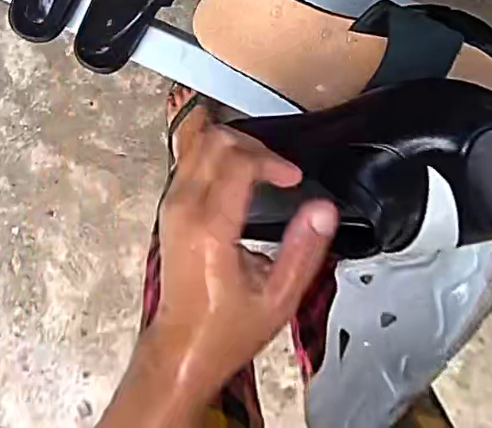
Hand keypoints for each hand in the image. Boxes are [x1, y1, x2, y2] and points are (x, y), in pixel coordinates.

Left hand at [103, 106, 337, 424]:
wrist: (180, 350)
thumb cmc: (225, 330)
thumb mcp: (279, 300)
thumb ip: (304, 250)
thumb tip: (323, 210)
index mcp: (210, 228)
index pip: (239, 161)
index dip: (272, 160)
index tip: (292, 177)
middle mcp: (185, 208)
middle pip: (217, 141)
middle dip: (255, 146)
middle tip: (278, 168)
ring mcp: (172, 204)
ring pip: (200, 142)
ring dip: (236, 145)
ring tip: (261, 167)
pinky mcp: (169, 205)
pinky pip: (190, 157)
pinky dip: (218, 153)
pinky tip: (238, 172)